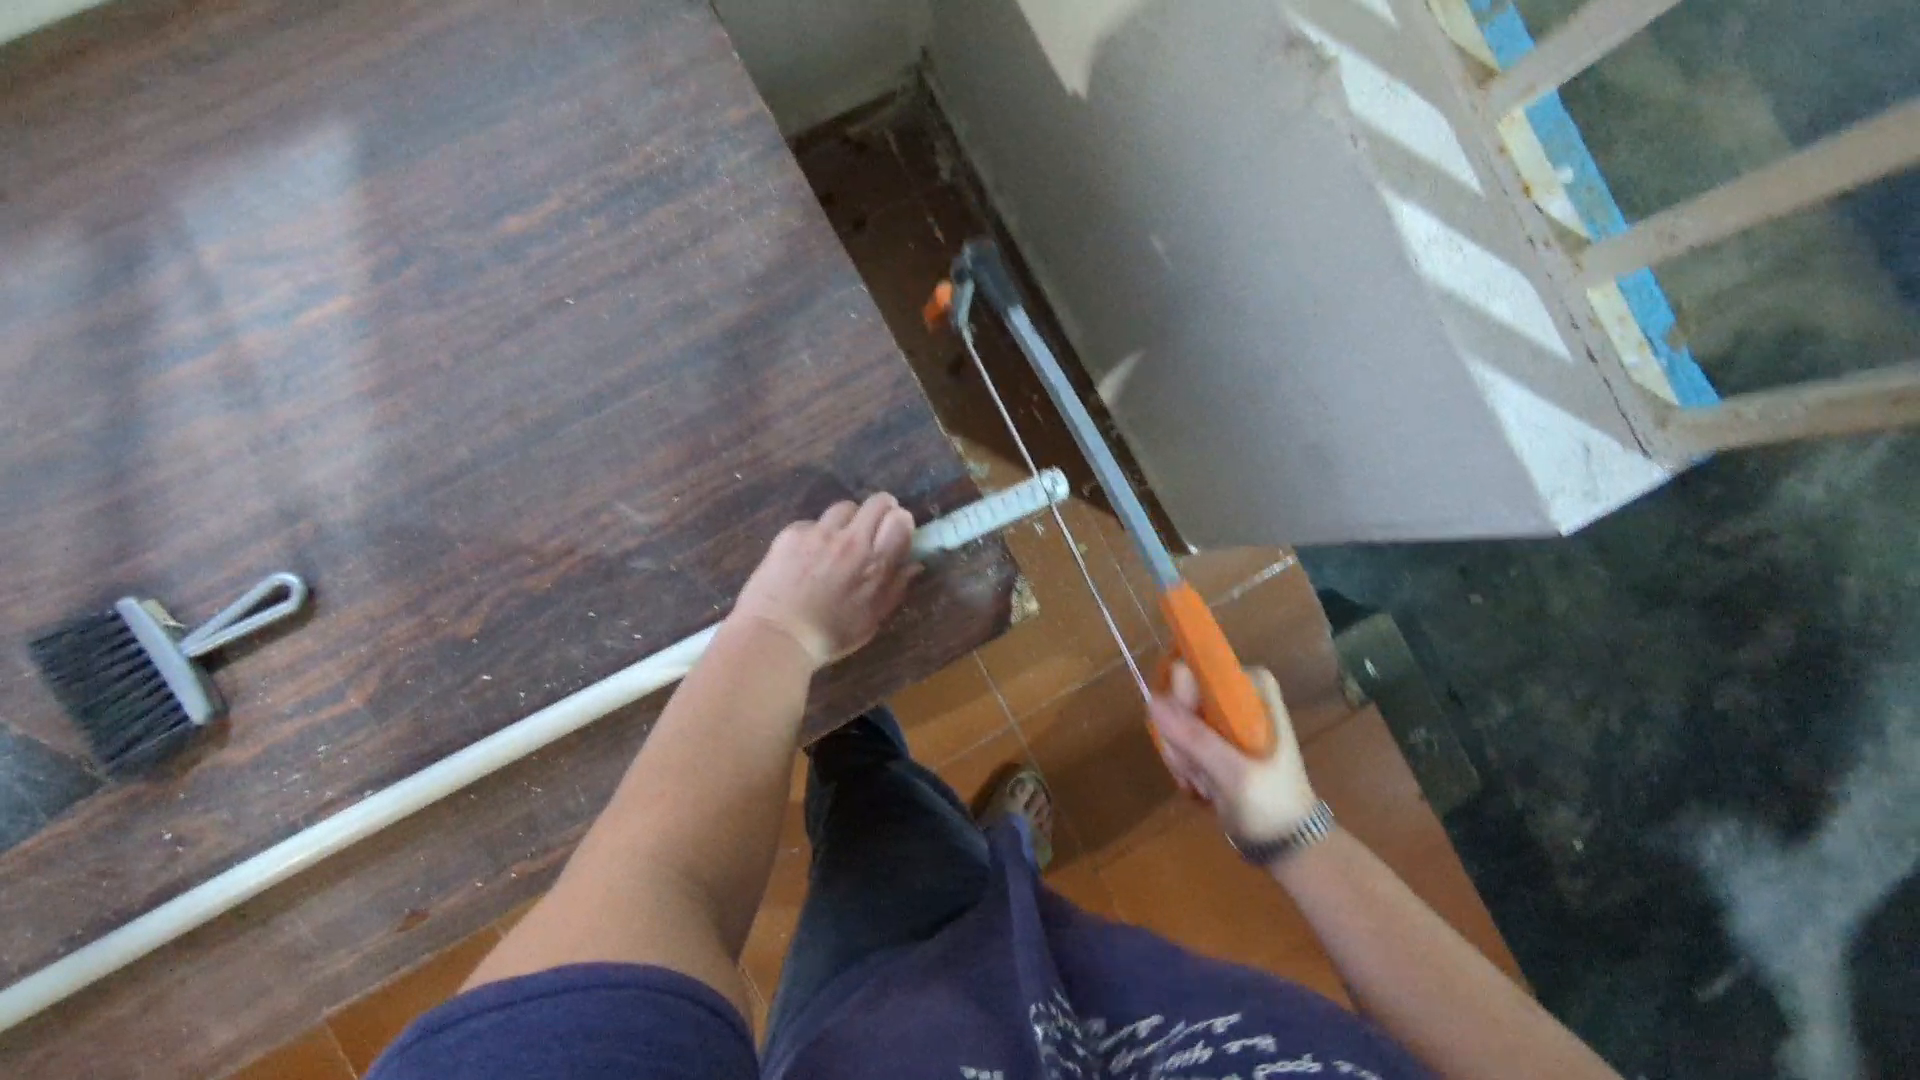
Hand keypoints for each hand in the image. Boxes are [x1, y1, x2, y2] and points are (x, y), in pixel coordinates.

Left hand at [731, 493, 920, 668]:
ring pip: (844, 508)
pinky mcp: (792, 533)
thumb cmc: (829, 637)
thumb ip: (895, 588)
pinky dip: (815, 534)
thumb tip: (914, 565)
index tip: (895, 533)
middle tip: (873, 528)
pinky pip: (812, 523)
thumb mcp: (871, 620)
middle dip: (881, 510)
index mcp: (875, 564)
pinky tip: (805, 556)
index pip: (900, 519)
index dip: (901, 522)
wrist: (775, 636)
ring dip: (847, 521)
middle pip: (877, 502)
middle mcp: (851, 541)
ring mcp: (820, 533)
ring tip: (837, 542)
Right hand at [1148, 663, 1318, 843]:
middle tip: (1200, 772)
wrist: (1288, 841)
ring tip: (1206, 784)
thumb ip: (1195, 738)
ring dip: (1182, 757)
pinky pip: (1179, 737)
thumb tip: (1152, 701)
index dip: (1182, 705)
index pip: (1190, 672)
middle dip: (1181, 740)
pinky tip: (1202, 786)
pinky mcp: (1215, 734)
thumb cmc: (1270, 803)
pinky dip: (1184, 764)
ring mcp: (1224, 714)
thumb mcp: (1234, 774)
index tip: (1191, 742)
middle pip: (1178, 698)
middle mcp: (1236, 691)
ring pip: (1174, 721)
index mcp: (1252, 685)